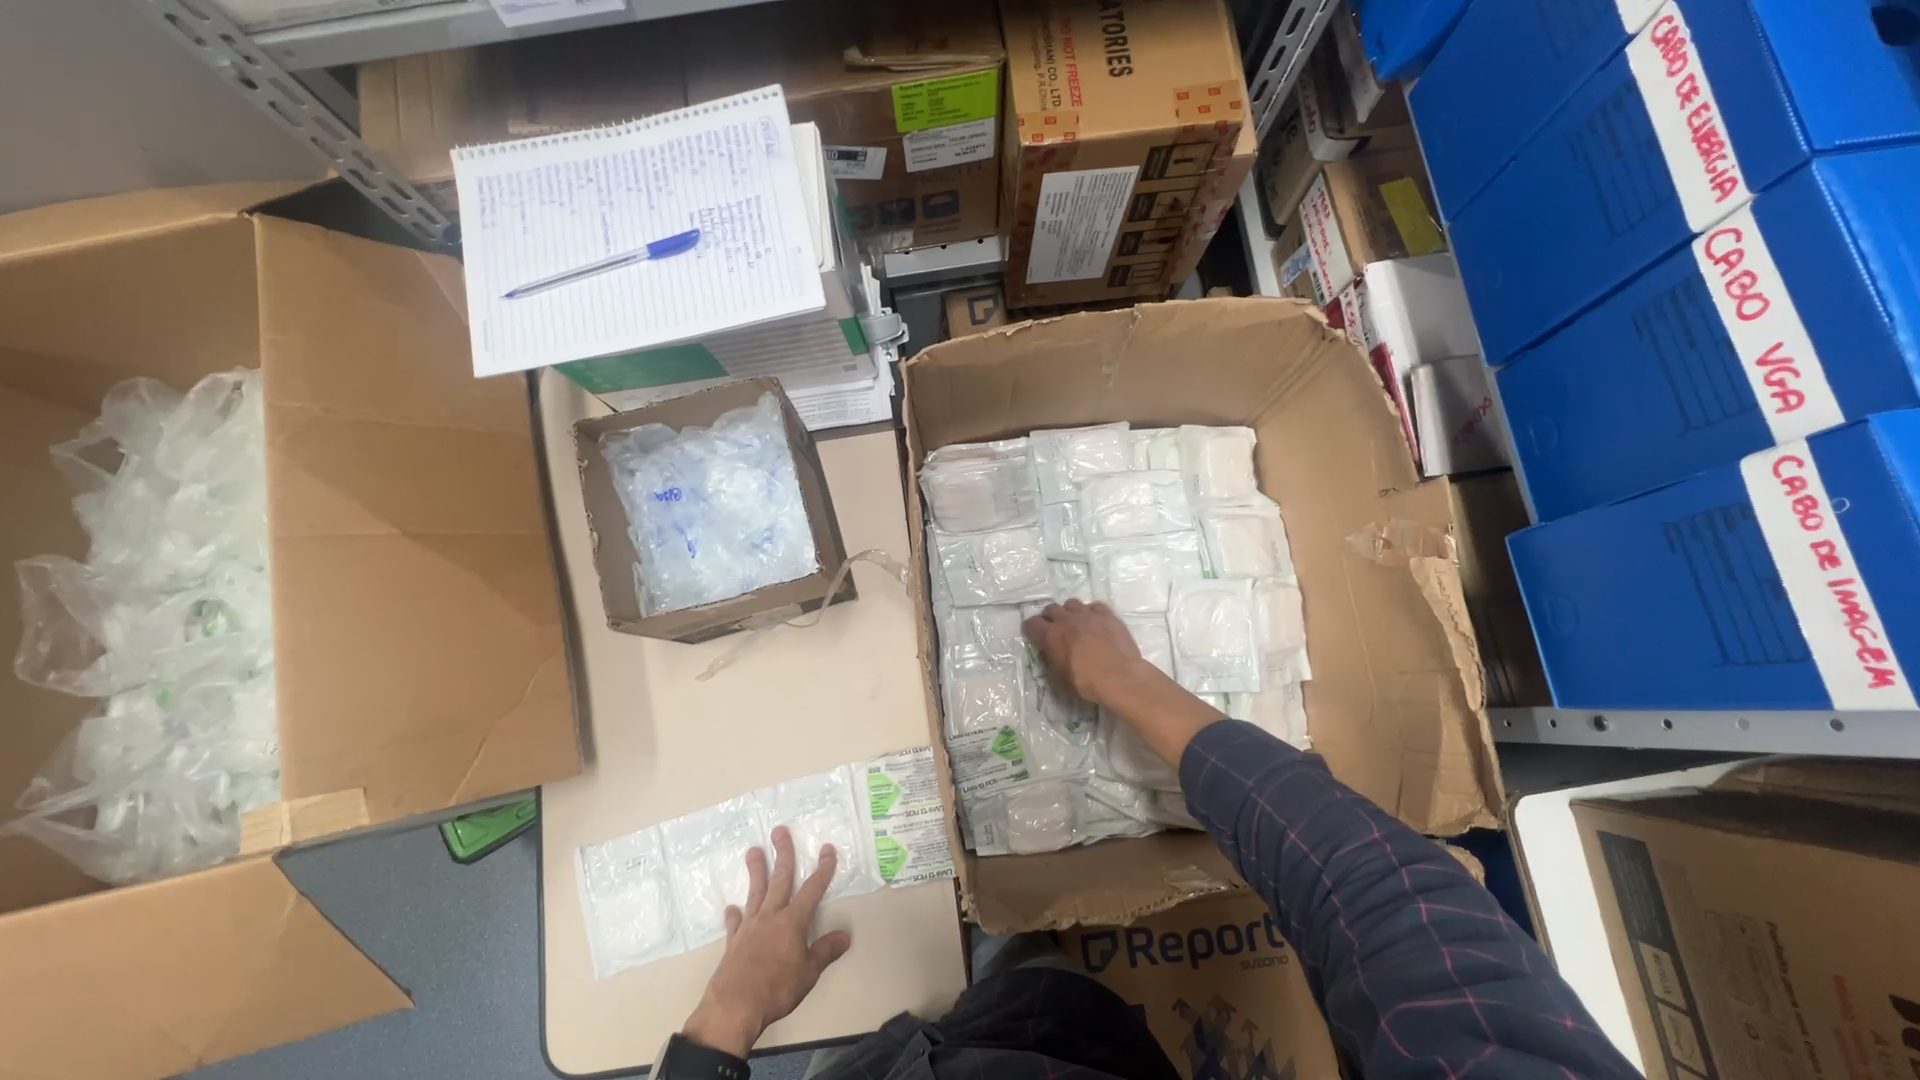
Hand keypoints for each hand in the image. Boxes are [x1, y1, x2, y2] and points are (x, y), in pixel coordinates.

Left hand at [681, 826, 852, 1057]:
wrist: (734, 1006)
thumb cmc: (777, 989)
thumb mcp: (809, 973)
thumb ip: (825, 951)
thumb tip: (844, 936)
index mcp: (792, 922)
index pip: (812, 889)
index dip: (823, 869)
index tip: (828, 849)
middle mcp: (771, 917)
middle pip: (779, 879)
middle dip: (783, 854)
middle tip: (779, 830)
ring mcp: (749, 928)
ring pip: (755, 892)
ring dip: (756, 871)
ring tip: (753, 851)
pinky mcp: (733, 942)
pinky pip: (735, 922)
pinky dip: (735, 914)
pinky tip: (733, 907)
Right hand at [1022, 599, 1154, 705]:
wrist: (1119, 677)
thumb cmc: (1085, 683)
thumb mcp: (1057, 680)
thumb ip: (1049, 662)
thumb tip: (1047, 653)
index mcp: (1050, 635)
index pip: (1031, 624)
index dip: (1030, 629)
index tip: (1033, 635)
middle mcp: (1067, 620)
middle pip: (1051, 608)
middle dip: (1049, 617)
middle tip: (1054, 628)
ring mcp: (1088, 615)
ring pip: (1072, 603)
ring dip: (1069, 612)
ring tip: (1075, 623)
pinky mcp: (1108, 615)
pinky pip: (1095, 606)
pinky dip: (1091, 612)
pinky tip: (1095, 623)